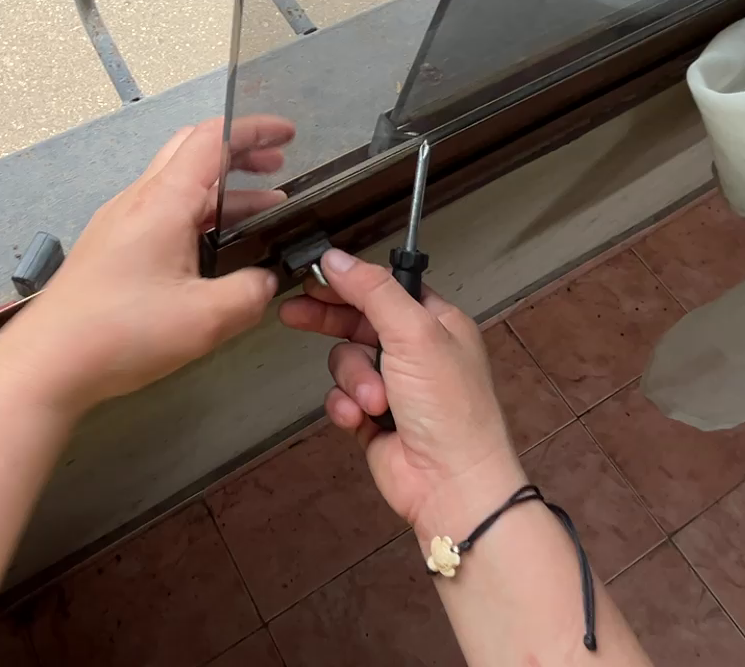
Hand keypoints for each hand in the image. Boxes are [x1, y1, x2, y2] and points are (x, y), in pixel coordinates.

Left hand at [0, 115, 294, 416]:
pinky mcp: (112, 246)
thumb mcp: (204, 319)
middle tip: (276, 165)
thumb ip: (249, 294)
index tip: (286, 133)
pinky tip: (215, 245)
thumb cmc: (117, 333)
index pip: (212, 139)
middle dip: (238, 151)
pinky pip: (162, 212)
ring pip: (179, 184)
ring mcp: (121, 221)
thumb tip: (268, 282)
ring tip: (261, 210)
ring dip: (221, 189)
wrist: (47, 362)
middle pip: (192, 150)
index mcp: (163, 201)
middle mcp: (139, 200)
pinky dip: (198, 214)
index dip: (254, 129)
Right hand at [280, 248, 526, 536]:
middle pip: (356, 320)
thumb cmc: (448, 407)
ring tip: (372, 402)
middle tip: (293, 313)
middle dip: (328, 321)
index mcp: (434, 322)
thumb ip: (372, 291)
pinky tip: (359, 419)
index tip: (313, 275)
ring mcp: (393, 384)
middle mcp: (414, 349)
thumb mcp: (414, 334)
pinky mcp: (372, 416)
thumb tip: (334, 257)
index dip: (349, 281)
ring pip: (345, 360)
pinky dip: (346, 406)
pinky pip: (341, 395)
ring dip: (353, 380)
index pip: (383, 287)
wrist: (451, 487)